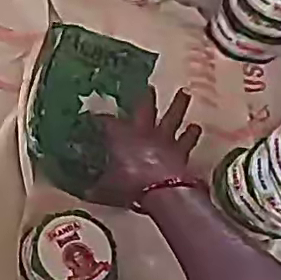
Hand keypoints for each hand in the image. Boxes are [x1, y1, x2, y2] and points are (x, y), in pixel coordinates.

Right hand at [88, 87, 203, 209]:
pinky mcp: (182, 151)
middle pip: (145, 109)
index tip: (93, 115)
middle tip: (149, 87)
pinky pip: (188, 139)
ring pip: (172, 117)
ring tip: (184, 93)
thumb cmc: (128, 186)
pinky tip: (196, 127)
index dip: (99, 118)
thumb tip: (84, 192)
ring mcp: (165, 140)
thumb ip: (96, 189)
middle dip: (146, 98)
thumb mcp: (105, 190)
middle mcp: (143, 132)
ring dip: (178, 105)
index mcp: (120, 137)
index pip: (106, 122)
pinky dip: (192, 133)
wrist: (161, 193)